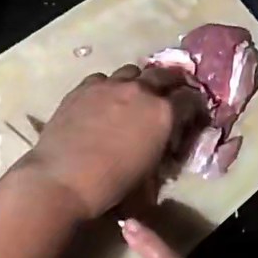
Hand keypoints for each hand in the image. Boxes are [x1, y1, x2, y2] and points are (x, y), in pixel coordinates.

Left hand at [18, 65, 205, 220]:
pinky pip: (103, 79)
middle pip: (164, 74)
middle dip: (171, 83)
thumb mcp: (150, 173)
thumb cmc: (112, 185)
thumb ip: (162, 150)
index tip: (192, 114)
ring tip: (135, 95)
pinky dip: (109, 87)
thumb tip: (163, 146)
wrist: (63, 179)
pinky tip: (104, 101)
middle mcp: (141, 91)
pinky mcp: (84, 87)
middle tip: (169, 95)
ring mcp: (110, 85)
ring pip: (132, 71)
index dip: (194, 106)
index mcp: (164, 113)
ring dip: (139, 81)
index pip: (190, 99)